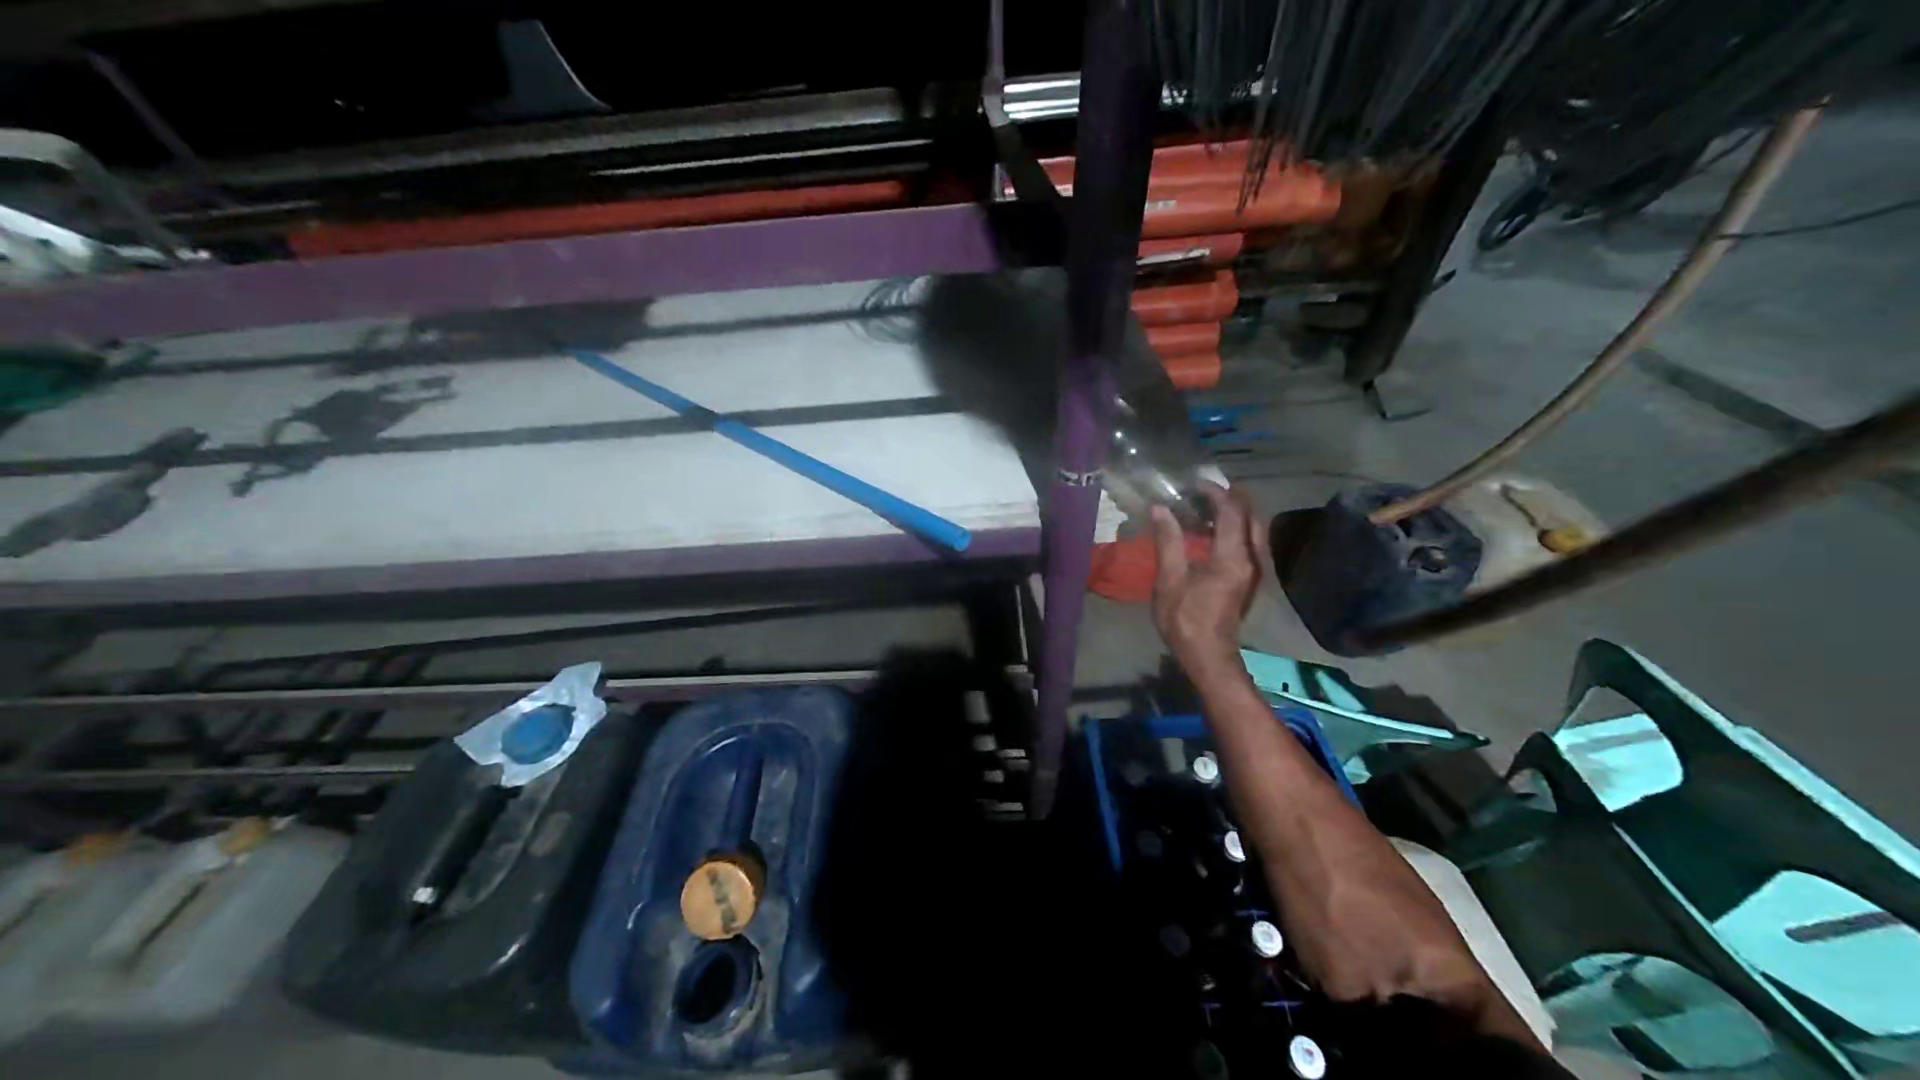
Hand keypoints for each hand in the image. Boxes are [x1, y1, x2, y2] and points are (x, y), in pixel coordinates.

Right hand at [1148, 482, 1265, 675]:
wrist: (1208, 656)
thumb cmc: (1185, 620)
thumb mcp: (1169, 580)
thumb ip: (1168, 541)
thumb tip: (1160, 508)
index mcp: (1232, 557)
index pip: (1230, 510)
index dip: (1213, 491)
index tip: (1191, 483)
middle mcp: (1251, 558)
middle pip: (1250, 515)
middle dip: (1230, 497)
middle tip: (1202, 490)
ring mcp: (1254, 569)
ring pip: (1253, 528)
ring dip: (1234, 512)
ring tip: (1207, 505)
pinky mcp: (1250, 578)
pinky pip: (1249, 541)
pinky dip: (1235, 527)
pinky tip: (1213, 531)